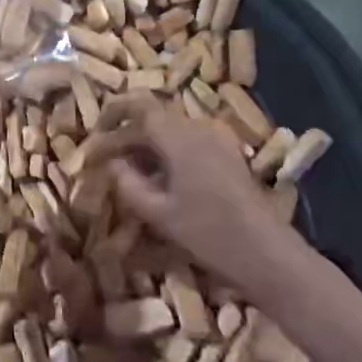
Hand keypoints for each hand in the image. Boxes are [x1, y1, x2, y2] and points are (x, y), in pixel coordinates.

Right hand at [86, 104, 299, 288]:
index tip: (95, 139)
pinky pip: (189, 139)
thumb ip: (128, 183)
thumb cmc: (208, 232)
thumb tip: (111, 162)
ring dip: (148, 142)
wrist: (266, 252)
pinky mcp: (228, 152)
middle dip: (128, 131)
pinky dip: (168, 150)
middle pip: (155, 115)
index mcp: (179, 135)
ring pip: (172, 127)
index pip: (138, 109)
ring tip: (131, 170)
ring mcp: (218, 137)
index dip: (112, 119)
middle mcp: (198, 126)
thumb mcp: (158, 213)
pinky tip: (161, 178)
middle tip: (108, 156)